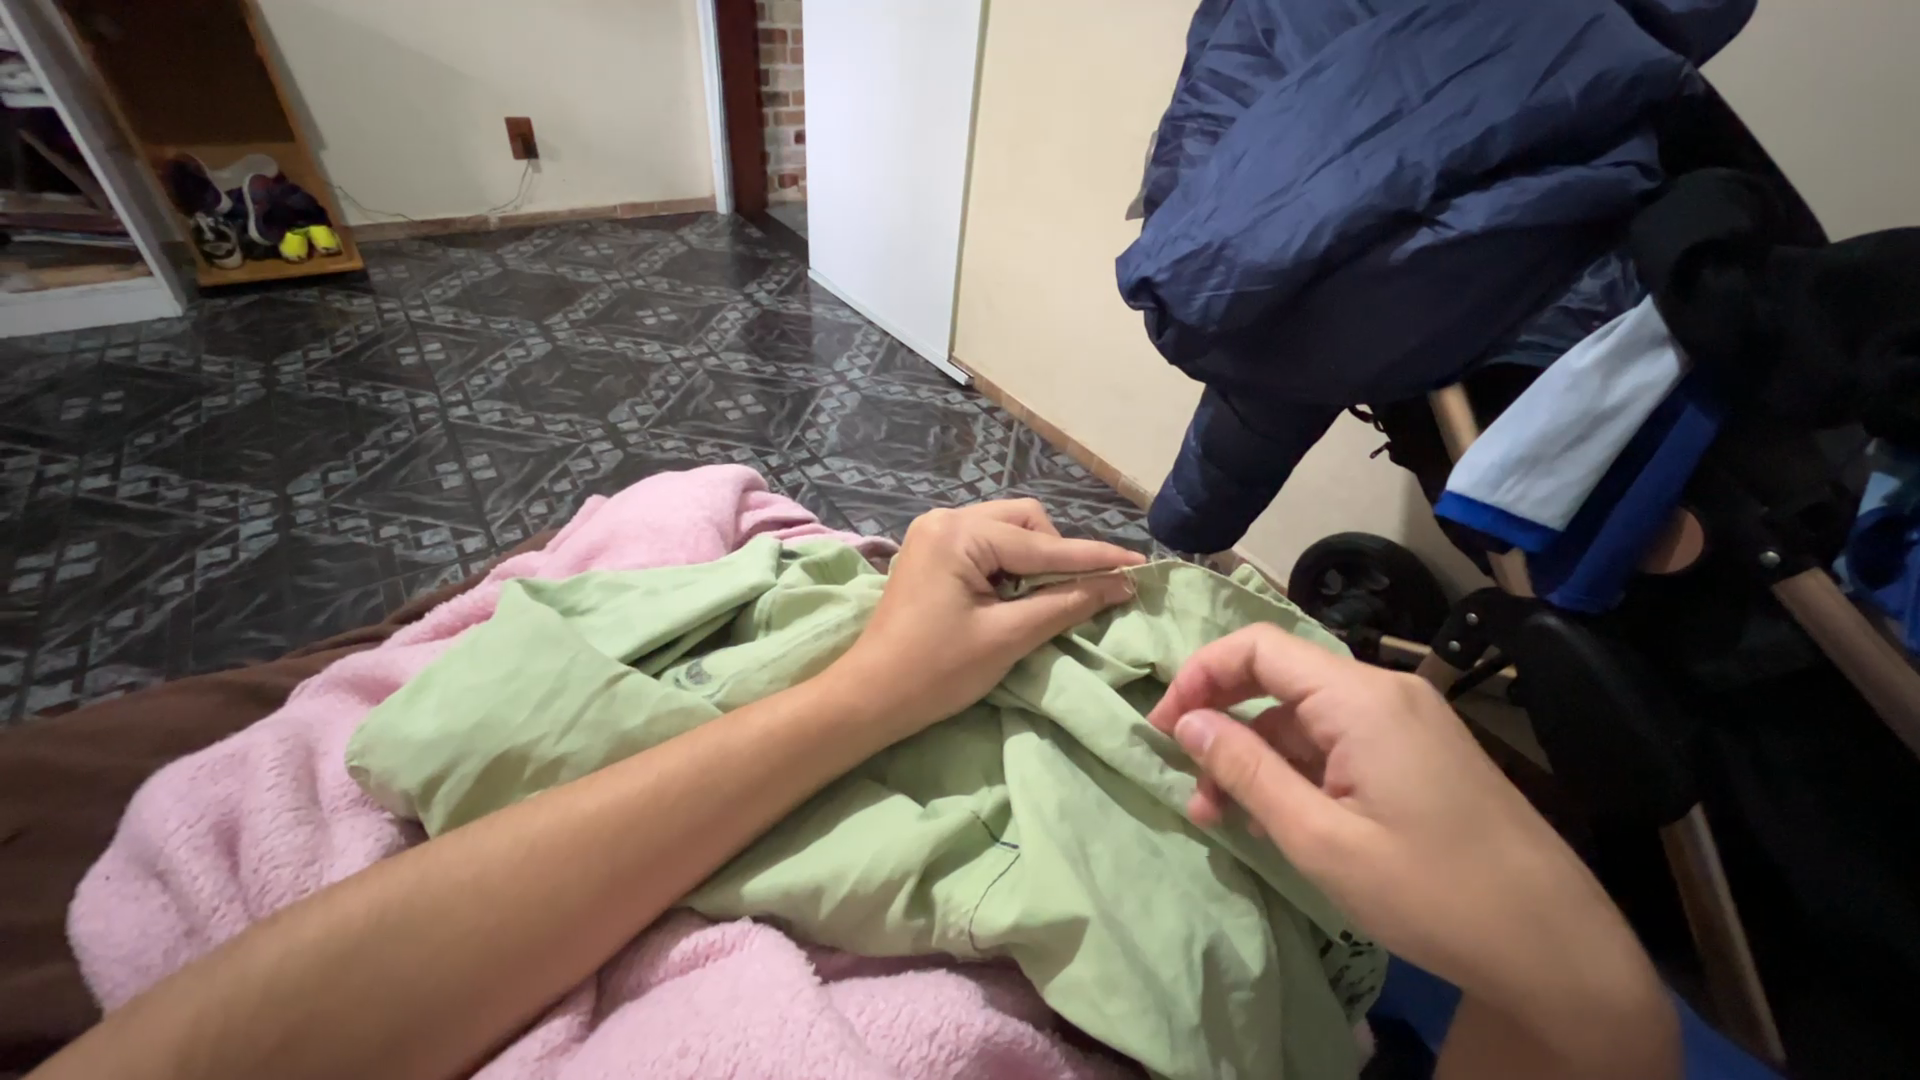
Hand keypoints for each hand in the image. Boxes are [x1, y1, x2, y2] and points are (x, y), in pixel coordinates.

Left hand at [823, 500, 1143, 736]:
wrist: (871, 697)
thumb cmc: (936, 671)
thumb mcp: (1007, 637)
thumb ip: (1066, 603)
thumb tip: (1120, 584)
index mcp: (958, 533)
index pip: (1042, 544)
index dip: (1094, 557)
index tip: (1139, 564)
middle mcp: (945, 520)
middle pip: (1025, 523)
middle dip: (1058, 555)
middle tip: (1078, 595)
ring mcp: (935, 534)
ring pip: (1008, 533)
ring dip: (1036, 561)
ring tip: (1047, 599)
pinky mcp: (932, 554)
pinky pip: (987, 548)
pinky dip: (1012, 568)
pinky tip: (1019, 596)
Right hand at [1146, 626, 1666, 1023]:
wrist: (1560, 952)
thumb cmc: (1433, 894)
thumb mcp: (1320, 839)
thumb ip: (1245, 770)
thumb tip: (1186, 722)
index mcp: (1360, 698)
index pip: (1257, 647)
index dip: (1199, 676)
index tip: (1163, 727)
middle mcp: (1383, 692)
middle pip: (1277, 679)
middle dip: (1222, 722)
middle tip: (1185, 777)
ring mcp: (1404, 722)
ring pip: (1302, 718)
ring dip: (1255, 757)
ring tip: (1222, 817)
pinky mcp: (1416, 753)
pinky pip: (1335, 743)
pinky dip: (1294, 772)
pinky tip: (1276, 818)